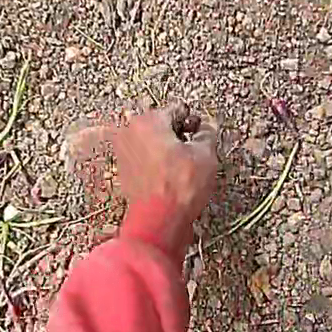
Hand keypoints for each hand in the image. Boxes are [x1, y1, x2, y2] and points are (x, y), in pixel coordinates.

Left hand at [64, 100, 218, 254]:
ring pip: (155, 143)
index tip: (204, 136)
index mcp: (148, 121)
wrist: (159, 220)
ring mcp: (124, 152)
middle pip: (163, 126)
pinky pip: (147, 159)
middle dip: (181, 136)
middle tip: (197, 152)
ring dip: (170, 150)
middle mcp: (129, 132)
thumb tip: (206, 129)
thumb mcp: (205, 155)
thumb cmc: (181, 186)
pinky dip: (160, 164)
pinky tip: (173, 178)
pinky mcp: (124, 171)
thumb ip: (207, 134)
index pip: (178, 111)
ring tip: (186, 168)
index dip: (196, 123)